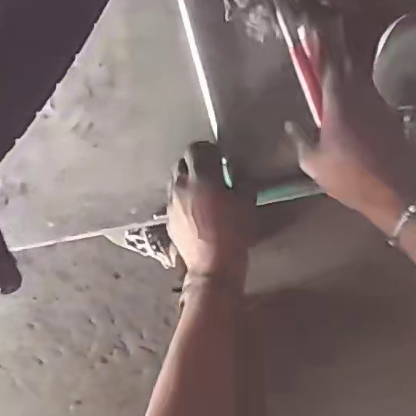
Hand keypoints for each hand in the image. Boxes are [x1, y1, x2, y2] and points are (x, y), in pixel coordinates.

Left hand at [167, 140, 252, 279]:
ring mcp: (171, 203)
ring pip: (175, 181)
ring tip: (203, 191)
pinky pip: (174, 200)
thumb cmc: (233, 233)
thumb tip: (238, 172)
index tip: (220, 158)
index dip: (208, 150)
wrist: (212, 266)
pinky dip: (183, 199)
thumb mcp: (247, 204)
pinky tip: (196, 210)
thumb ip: (242, 181)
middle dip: (195, 163)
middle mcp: (181, 186)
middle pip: (181, 162)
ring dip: (188, 180)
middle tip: (212, 172)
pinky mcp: (168, 219)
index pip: (196, 149)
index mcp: (201, 177)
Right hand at [286, 57, 415, 232]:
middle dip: (335, 50)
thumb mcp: (314, 164)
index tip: (312, 27)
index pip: (327, 63)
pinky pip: (371, 98)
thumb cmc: (350, 177)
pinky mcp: (391, 117)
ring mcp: (379, 104)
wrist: (396, 192)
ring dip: (348, 73)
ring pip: (360, 80)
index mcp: (338, 101)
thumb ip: (299, 140)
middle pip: (346, 64)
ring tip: (335, 74)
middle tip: (324, 40)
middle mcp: (361, 95)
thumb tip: (290, 126)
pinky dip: (360, 96)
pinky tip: (353, 108)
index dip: (319, 44)